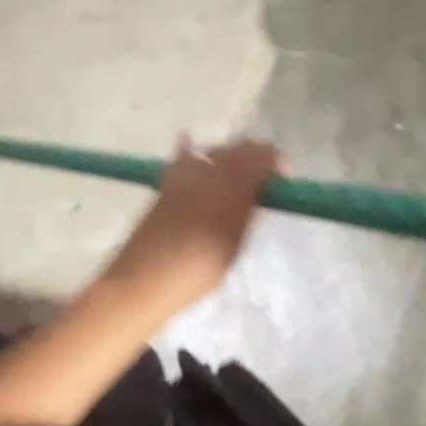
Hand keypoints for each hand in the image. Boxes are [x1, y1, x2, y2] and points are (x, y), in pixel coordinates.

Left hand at [97, 135, 282, 313]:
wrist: (145, 279)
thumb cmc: (196, 271)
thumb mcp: (233, 246)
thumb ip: (246, 215)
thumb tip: (256, 197)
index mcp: (233, 188)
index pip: (262, 156)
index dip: (274, 161)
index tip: (281, 176)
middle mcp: (209, 173)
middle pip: (237, 150)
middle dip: (252, 156)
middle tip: (260, 177)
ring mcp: (183, 176)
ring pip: (211, 152)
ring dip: (226, 156)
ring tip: (231, 174)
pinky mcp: (164, 186)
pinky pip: (183, 159)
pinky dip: (191, 151)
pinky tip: (190, 145)